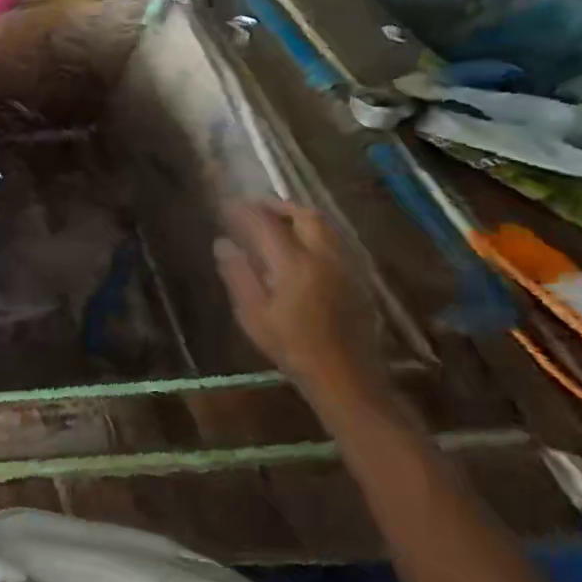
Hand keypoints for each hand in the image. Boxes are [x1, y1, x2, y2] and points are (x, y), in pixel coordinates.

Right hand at [215, 201, 380, 390]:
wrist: (346, 377)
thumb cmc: (292, 346)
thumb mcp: (253, 314)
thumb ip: (237, 274)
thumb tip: (222, 243)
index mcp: (296, 264)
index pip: (268, 224)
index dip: (246, 210)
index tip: (227, 205)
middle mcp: (326, 258)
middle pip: (306, 216)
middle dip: (279, 205)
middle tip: (255, 207)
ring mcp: (347, 267)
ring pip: (326, 227)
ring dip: (299, 216)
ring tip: (277, 221)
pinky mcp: (358, 279)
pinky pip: (336, 242)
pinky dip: (315, 233)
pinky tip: (301, 247)